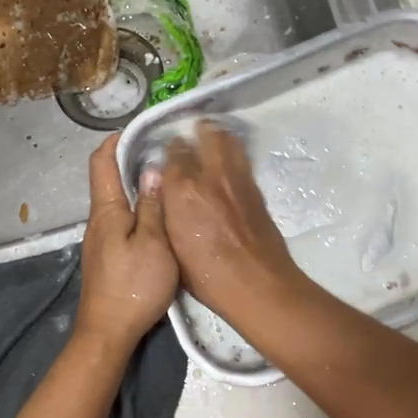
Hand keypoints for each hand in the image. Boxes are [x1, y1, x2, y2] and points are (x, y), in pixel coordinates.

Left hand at [77, 134, 177, 351]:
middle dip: (131, 160)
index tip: (140, 129)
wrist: (108, 333)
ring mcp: (101, 240)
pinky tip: (160, 216)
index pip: (101, 162)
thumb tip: (151, 167)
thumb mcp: (154, 244)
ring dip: (136, 186)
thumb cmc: (133, 286)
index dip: (116, 140)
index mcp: (107, 211)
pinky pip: (122, 221)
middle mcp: (99, 220)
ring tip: (167, 179)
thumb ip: (153, 206)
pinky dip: (138, 208)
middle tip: (164, 151)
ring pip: (117, 202)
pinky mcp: (108, 257)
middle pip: (108, 179)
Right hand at [157, 120, 313, 320]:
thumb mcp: (170, 247)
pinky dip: (233, 150)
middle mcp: (210, 175)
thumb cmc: (207, 275)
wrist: (257, 284)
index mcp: (182, 189)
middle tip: (188, 138)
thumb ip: (163, 213)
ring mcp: (236, 178)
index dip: (167, 150)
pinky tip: (228, 159)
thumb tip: (160, 193)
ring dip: (216, 135)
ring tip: (210, 138)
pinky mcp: (255, 187)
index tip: (165, 155)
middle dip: (194, 133)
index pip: (172, 152)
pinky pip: (242, 156)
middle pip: (203, 135)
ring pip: (227, 139)